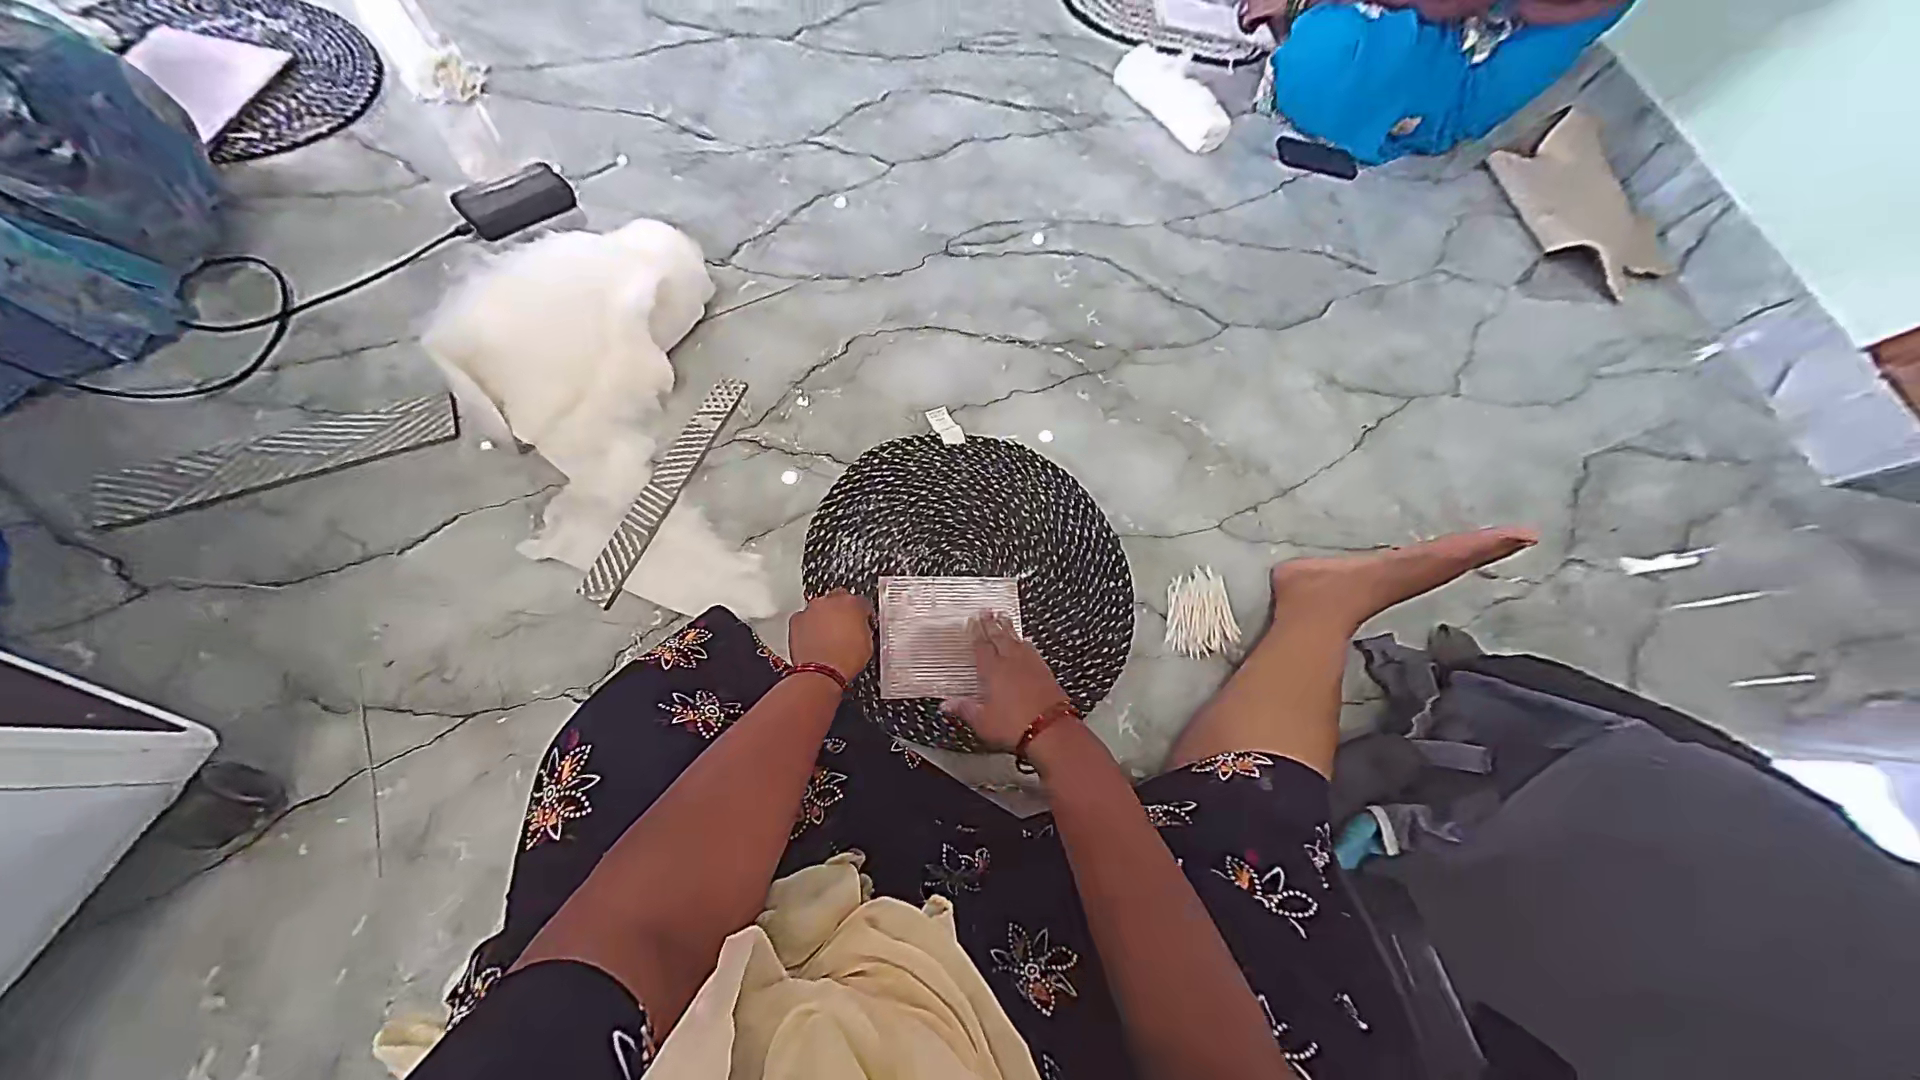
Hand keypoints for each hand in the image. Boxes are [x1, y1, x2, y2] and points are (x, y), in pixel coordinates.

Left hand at [788, 590, 873, 682]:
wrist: (821, 673)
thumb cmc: (844, 660)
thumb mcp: (867, 644)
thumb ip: (863, 628)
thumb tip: (860, 629)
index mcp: (853, 604)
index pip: (861, 602)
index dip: (862, 614)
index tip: (861, 621)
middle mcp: (831, 602)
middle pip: (838, 599)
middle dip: (840, 611)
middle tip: (842, 628)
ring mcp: (812, 610)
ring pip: (819, 608)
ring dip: (823, 618)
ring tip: (827, 637)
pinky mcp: (796, 620)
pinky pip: (804, 619)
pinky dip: (808, 626)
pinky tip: (813, 639)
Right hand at [942, 613, 1072, 751]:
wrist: (1050, 730)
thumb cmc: (1014, 726)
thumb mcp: (983, 721)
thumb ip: (965, 709)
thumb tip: (946, 704)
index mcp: (993, 671)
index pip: (982, 646)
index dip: (977, 632)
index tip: (973, 620)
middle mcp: (1011, 662)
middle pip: (999, 637)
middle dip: (991, 623)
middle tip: (987, 611)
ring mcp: (1030, 665)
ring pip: (1016, 640)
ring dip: (1008, 628)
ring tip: (1003, 618)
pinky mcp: (1045, 671)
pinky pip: (1031, 650)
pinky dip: (1025, 643)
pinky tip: (1025, 642)